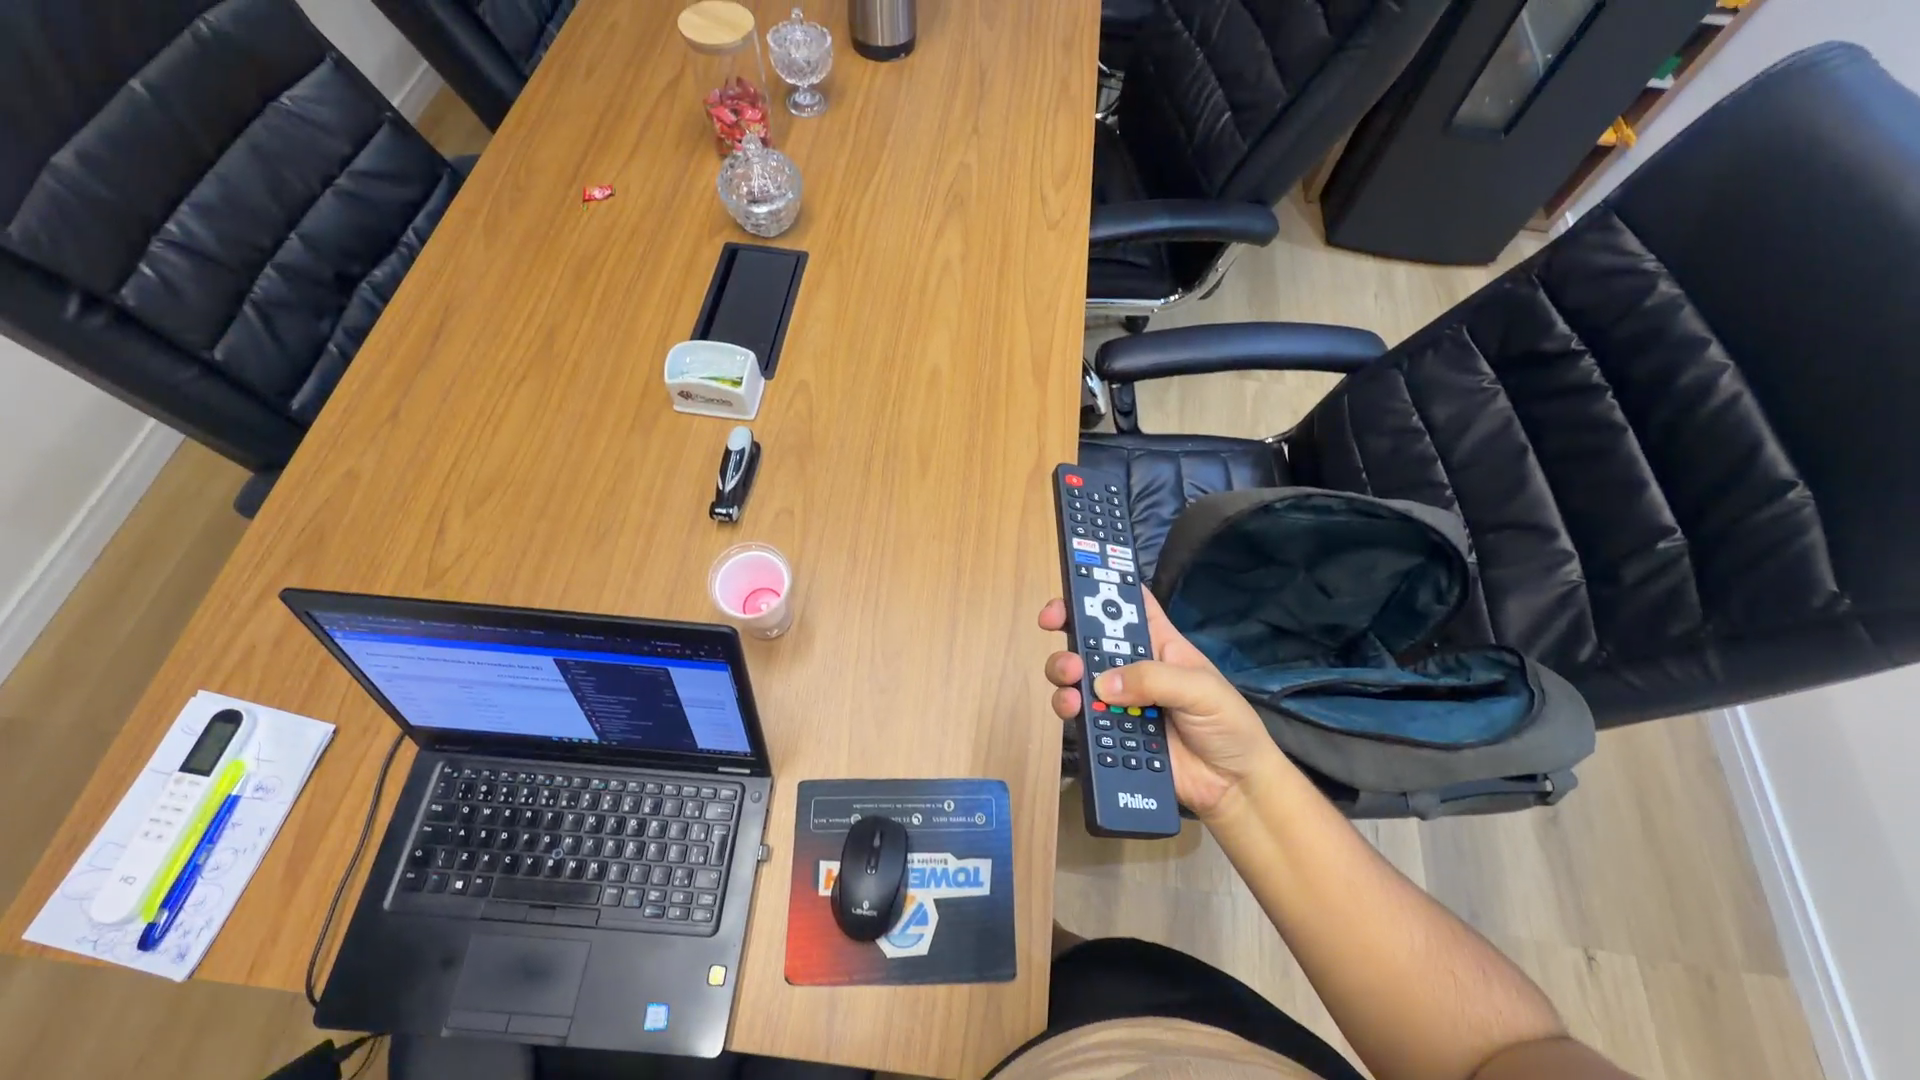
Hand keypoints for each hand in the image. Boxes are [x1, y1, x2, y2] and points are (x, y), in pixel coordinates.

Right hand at [1039, 590, 1284, 820]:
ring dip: (1064, 669)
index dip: (1104, 589)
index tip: (1075, 581)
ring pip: (1079, 675)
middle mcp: (1134, 667)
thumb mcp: (1201, 690)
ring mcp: (1119, 700)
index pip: (1130, 606)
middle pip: (1092, 637)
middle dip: (1069, 625)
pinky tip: (1074, 708)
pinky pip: (1081, 715)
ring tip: (1069, 677)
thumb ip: (1154, 679)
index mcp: (1160, 644)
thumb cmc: (1229, 725)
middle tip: (1053, 623)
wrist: (1231, 786)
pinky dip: (1070, 707)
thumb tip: (1104, 683)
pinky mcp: (1109, 732)